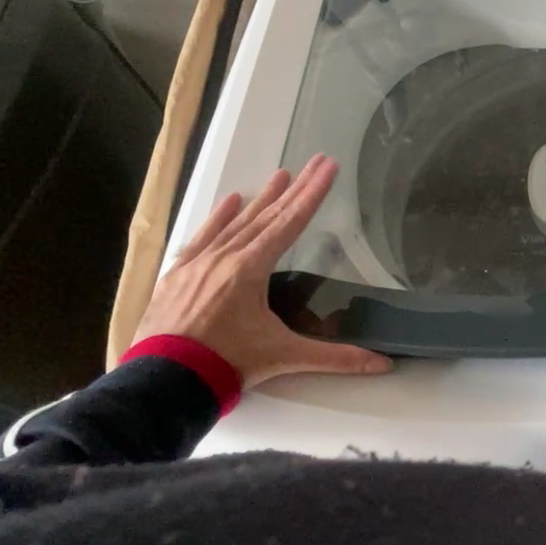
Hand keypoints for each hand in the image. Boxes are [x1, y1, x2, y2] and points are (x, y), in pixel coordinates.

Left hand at [131, 154, 392, 384]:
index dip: (314, 193)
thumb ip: (335, 358)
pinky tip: (230, 201)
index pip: (292, 222)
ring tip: (280, 173)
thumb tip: (383, 364)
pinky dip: (218, 218)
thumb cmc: (227, 365)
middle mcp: (226, 257)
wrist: (162, 384)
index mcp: (251, 269)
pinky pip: (202, 238)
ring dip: (262, 198)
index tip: (329, 167)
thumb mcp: (284, 357)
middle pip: (268, 214)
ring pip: (236, 222)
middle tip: (316, 160)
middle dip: (296, 187)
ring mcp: (198, 264)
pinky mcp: (177, 276)